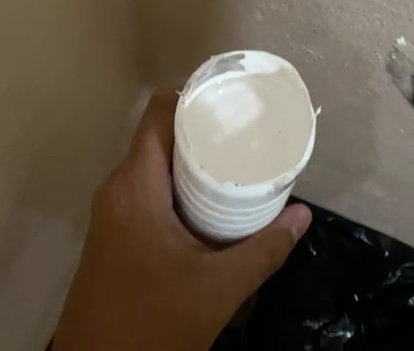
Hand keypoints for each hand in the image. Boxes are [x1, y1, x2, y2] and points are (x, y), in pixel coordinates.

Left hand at [50, 91, 312, 350]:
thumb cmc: (154, 320)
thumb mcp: (218, 289)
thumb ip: (264, 249)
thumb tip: (303, 215)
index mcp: (136, 185)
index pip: (160, 111)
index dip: (194, 94)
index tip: (232, 96)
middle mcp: (117, 188)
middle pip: (159, 135)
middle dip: (201, 129)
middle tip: (245, 130)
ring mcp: (110, 212)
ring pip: (152, 164)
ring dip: (189, 159)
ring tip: (233, 160)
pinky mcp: (112, 234)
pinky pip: (145, 188)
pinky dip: (175, 184)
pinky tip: (206, 200)